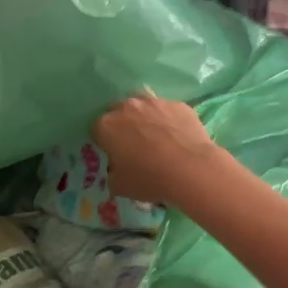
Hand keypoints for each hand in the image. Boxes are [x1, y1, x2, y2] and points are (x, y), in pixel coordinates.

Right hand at [90, 91, 224, 206]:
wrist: (191, 169)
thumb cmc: (149, 179)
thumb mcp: (119, 186)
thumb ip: (112, 173)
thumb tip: (118, 168)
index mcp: (106, 125)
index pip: (96, 129)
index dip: (104, 142)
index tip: (113, 154)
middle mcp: (127, 106)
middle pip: (118, 112)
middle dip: (122, 125)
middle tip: (133, 145)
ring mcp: (154, 102)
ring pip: (143, 106)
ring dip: (144, 118)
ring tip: (156, 138)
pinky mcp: (178, 104)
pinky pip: (167, 111)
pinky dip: (168, 121)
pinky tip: (176, 137)